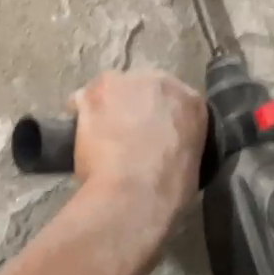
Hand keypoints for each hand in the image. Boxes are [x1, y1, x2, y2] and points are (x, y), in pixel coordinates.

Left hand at [69, 69, 205, 228]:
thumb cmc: (170, 187)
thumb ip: (180, 141)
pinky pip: (82, 99)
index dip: (159, 115)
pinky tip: (82, 136)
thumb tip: (164, 146)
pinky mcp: (94, 93)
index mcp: (192, 101)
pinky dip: (81, 115)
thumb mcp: (192, 161)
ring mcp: (126, 83)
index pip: (173, 100)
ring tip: (102, 134)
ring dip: (107, 107)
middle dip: (134, 104)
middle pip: (142, 87)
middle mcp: (161, 82)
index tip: (151, 131)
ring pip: (111, 89)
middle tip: (126, 132)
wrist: (136, 192)